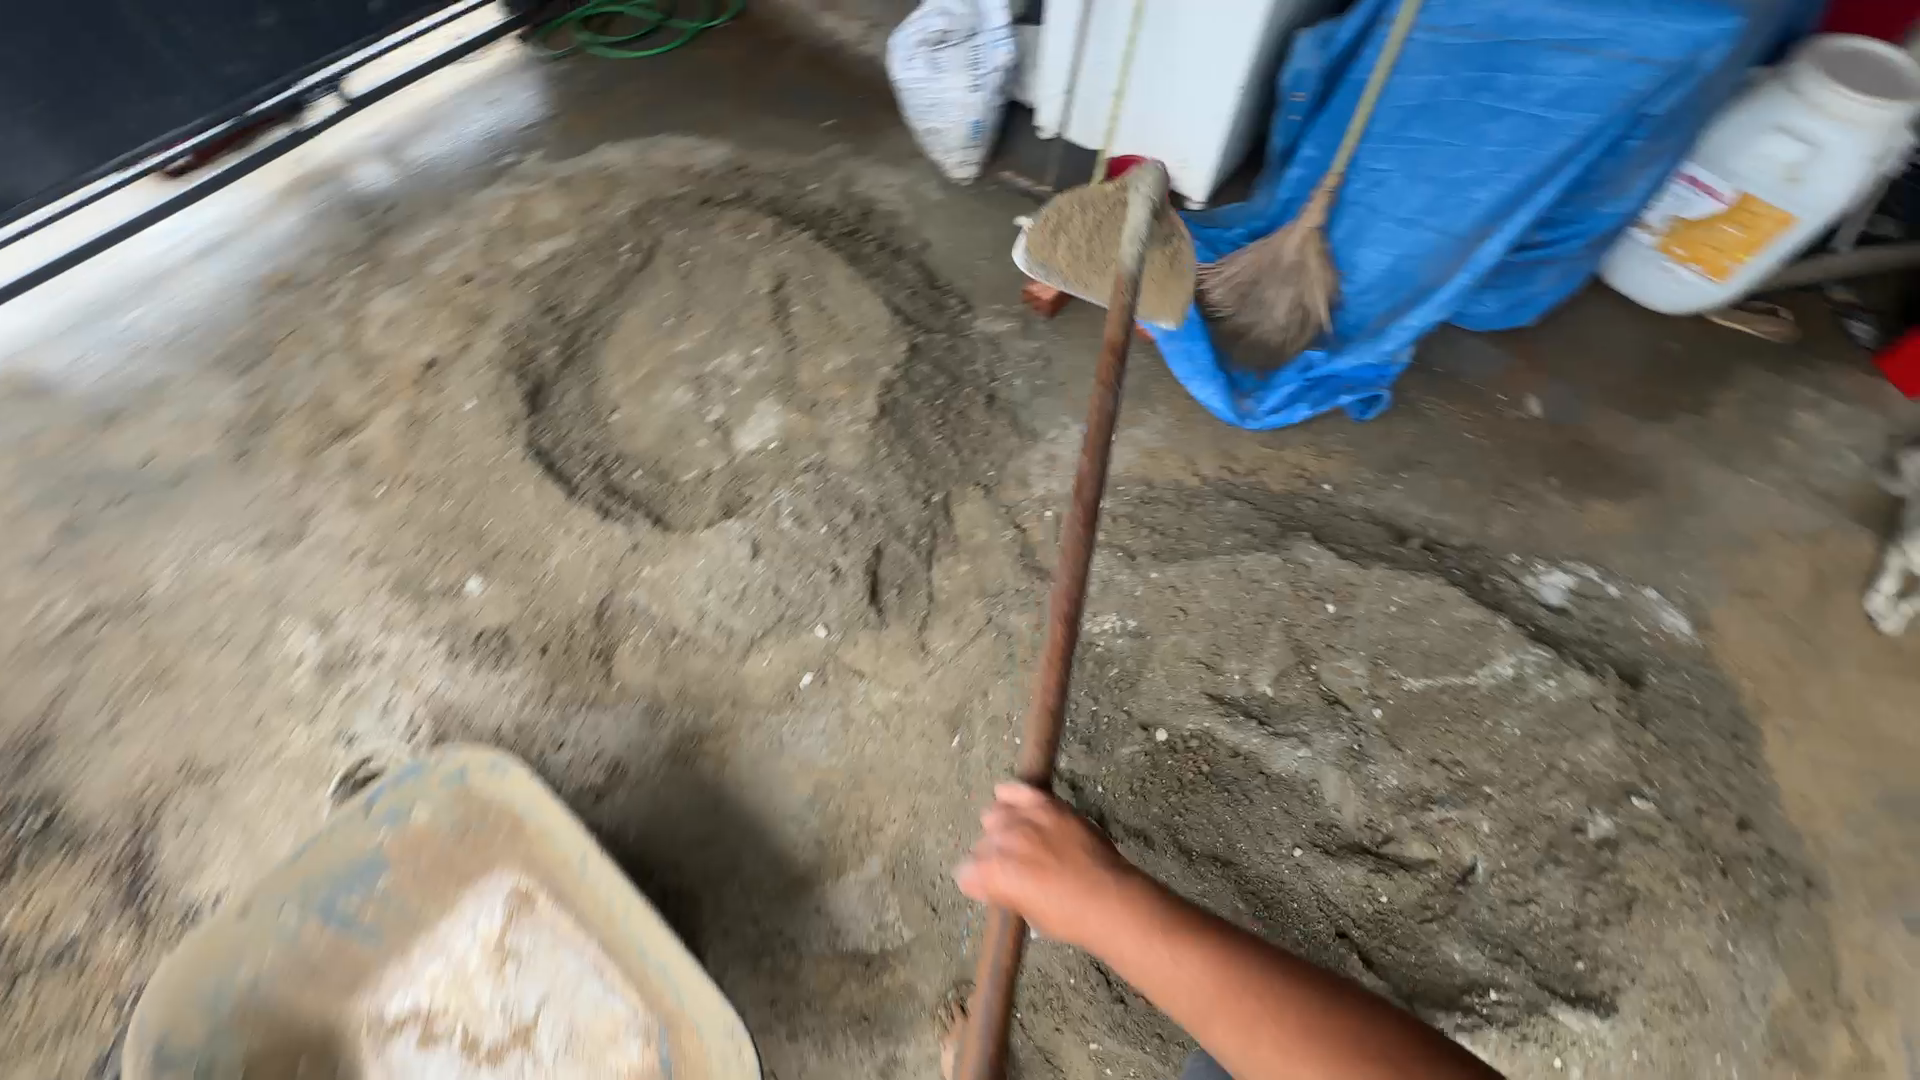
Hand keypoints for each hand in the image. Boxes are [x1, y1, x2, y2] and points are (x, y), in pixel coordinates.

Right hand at [954, 782, 1146, 948]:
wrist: (1109, 896)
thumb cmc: (1069, 917)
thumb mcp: (1028, 914)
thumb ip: (1005, 891)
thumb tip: (994, 884)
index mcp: (993, 874)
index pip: (965, 872)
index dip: (979, 882)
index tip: (992, 888)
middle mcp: (1001, 842)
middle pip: (981, 844)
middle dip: (991, 857)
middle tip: (1014, 868)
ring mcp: (1023, 819)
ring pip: (993, 815)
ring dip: (1001, 828)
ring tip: (1020, 840)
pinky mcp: (1044, 804)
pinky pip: (1016, 790)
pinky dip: (1010, 795)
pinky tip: (1013, 802)